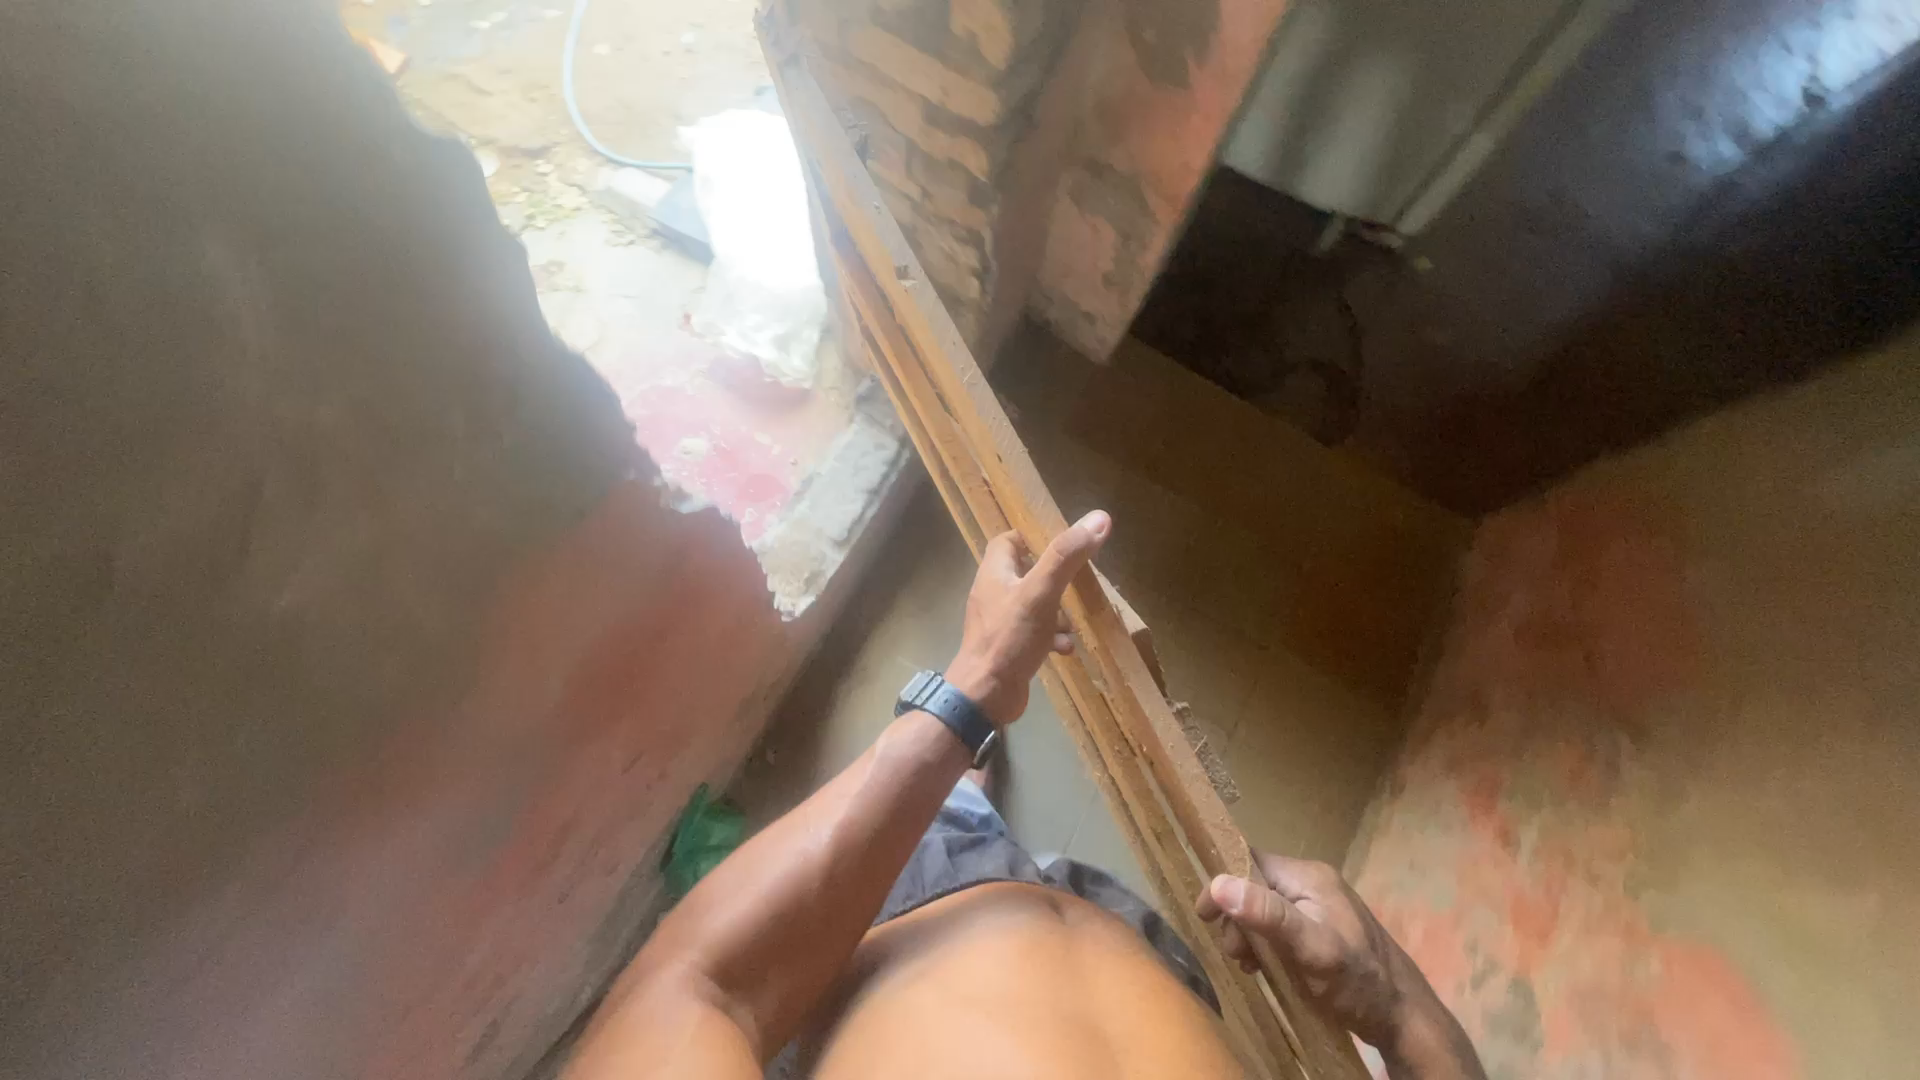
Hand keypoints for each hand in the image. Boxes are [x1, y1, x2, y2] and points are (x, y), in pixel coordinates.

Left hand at [943, 510, 1110, 725]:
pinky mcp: (1007, 648)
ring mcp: (999, 623)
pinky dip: (1052, 637)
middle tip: (1079, 583)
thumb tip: (1098, 519)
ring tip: (1073, 621)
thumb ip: (1066, 556)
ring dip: (1058, 612)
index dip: (1034, 537)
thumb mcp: (1041, 592)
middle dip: (1056, 578)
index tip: (1064, 544)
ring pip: (1034, 605)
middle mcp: (993, 593)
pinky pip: (1034, 634)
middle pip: (1026, 572)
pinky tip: (1066, 648)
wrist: (985, 695)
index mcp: (994, 572)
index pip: (1009, 540)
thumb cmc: (1009, 638)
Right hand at [1195, 854, 1483, 1077]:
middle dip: (1236, 918)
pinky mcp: (1322, 929)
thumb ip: (1267, 914)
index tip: (1205, 916)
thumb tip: (1218, 883)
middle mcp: (1313, 883)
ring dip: (1249, 934)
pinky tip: (1266, 968)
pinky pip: (1279, 925)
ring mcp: (1319, 906)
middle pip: (1254, 886)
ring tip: (1250, 966)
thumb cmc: (1357, 981)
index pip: (1248, 862)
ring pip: (1264, 908)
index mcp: (1308, 876)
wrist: (1406, 1020)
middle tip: (1236, 954)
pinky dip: (1265, 944)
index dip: (1223, 884)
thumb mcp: (1311, 947)